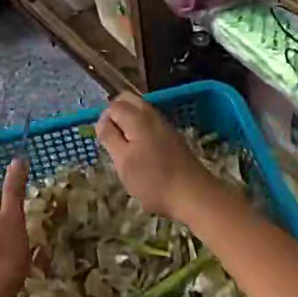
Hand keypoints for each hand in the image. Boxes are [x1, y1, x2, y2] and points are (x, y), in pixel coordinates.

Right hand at [96, 93, 222, 221]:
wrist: (195, 195)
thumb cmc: (154, 181)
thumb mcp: (124, 162)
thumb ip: (110, 137)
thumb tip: (102, 121)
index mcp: (137, 117)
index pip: (113, 106)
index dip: (104, 120)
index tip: (104, 142)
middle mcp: (151, 114)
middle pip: (128, 101)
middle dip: (115, 114)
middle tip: (111, 139)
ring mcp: (165, 125)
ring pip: (140, 111)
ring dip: (128, 122)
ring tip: (125, 149)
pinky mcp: (173, 137)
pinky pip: (150, 123)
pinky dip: (141, 130)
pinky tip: (142, 153)